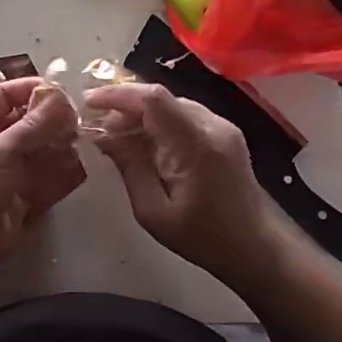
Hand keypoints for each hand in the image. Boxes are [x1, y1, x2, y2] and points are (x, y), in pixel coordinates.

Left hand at [0, 77, 85, 272]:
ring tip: (79, 141)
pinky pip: (50, 172)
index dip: (30, 89)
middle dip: (52, 119)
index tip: (61, 91)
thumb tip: (59, 96)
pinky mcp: (28, 192)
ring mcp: (12, 169)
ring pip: (43, 146)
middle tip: (77, 120)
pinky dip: (64, 168)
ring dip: (61, 142)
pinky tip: (78, 164)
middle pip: (28, 120)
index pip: (4, 96)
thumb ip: (31, 126)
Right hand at [83, 83, 276, 278]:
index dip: (118, 95)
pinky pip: (184, 117)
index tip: (88, 102)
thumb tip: (104, 137)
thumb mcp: (153, 212)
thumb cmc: (202, 237)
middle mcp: (213, 126)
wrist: (252, 247)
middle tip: (98, 130)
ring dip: (141, 115)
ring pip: (172, 105)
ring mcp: (223, 127)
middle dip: (125, 107)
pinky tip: (143, 143)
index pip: (153, 100)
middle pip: (162, 98)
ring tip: (116, 138)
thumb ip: (130, 168)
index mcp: (197, 145)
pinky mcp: (225, 135)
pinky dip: (159, 123)